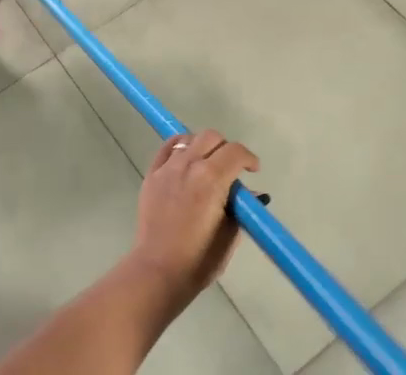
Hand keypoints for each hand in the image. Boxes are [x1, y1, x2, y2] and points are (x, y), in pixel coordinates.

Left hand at [127, 130, 261, 301]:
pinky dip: (179, 146)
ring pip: (188, 139)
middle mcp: (187, 164)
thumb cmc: (201, 257)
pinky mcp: (151, 174)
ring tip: (209, 165)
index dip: (248, 158)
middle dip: (226, 149)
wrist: (160, 267)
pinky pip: (166, 148)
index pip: (234, 151)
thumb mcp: (231, 233)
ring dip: (204, 147)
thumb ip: (240, 207)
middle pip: (211, 137)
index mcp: (211, 179)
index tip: (253, 170)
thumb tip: (251, 194)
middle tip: (232, 168)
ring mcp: (166, 167)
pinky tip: (186, 158)